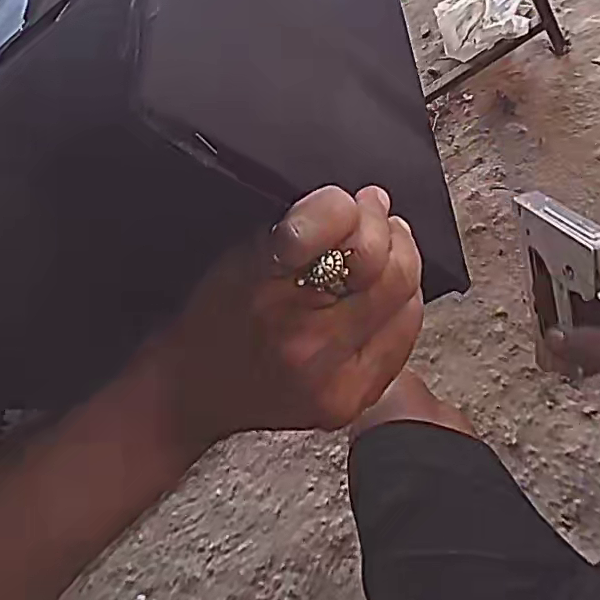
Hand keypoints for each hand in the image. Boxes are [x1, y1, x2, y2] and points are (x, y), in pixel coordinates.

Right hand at [143, 185, 423, 448]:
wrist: (193, 391)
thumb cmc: (215, 316)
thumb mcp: (239, 253)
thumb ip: (299, 225)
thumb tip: (362, 204)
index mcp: (264, 288)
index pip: (334, 227)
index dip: (348, 207)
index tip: (348, 200)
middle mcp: (301, 339)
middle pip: (384, 264)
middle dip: (382, 228)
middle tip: (374, 215)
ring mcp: (332, 378)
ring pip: (405, 297)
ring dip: (398, 261)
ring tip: (383, 249)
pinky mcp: (353, 399)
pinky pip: (406, 334)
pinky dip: (401, 302)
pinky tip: (382, 292)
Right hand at [543, 267, 599, 468]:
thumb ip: (598, 347)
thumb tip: (557, 336)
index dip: (571, 264)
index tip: (542, 273)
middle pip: (598, 290)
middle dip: (569, 304)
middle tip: (544, 319)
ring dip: (579, 331)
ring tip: (557, 348)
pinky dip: (594, 351)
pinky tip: (582, 367)